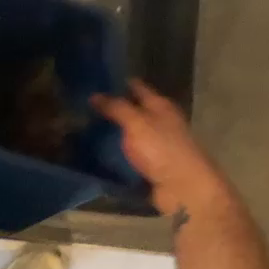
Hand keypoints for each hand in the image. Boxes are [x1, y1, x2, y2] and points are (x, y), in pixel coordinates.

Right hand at [92, 80, 228, 221]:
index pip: (139, 89)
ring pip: (130, 134)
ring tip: (84, 129)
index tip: (99, 79)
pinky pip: (127, 156)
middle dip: (113, 108)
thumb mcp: (137, 123)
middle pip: (135, 112)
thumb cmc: (163, 150)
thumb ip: (117, 108)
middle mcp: (161, 124)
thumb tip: (94, 95)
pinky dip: (114, 155)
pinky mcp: (150, 167)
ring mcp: (156, 147)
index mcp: (162, 108)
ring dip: (112, 133)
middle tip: (83, 106)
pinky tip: (95, 154)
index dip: (122, 83)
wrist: (184, 189)